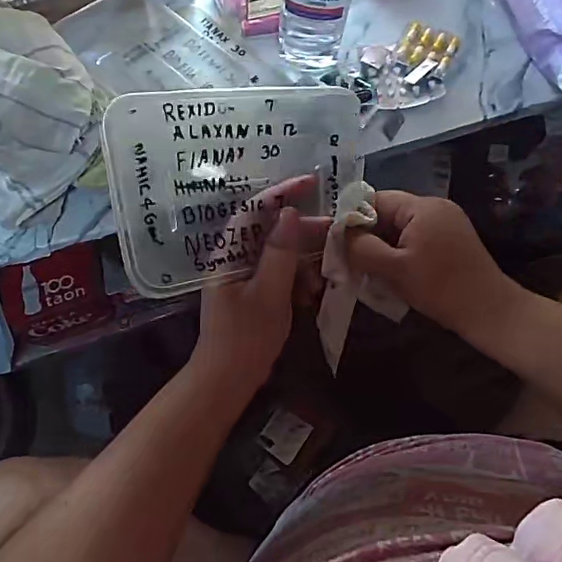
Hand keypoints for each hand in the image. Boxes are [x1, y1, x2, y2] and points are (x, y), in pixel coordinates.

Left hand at [193, 190, 327, 380]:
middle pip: (270, 231)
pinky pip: (279, 275)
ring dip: (302, 263)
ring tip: (318, 283)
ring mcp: (243, 276)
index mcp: (229, 254)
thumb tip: (289, 213)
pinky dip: (296, 281)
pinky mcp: (253, 293)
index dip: (282, 192)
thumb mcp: (268, 294)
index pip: (254, 210)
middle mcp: (234, 259)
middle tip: (335, 233)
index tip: (312, 182)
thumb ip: (280, 253)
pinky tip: (309, 296)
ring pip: (279, 254)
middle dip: (302, 233)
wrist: (227, 380)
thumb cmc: (245, 337)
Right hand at [346, 191, 519, 336]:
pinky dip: (399, 254)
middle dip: (367, 236)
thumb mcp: (393, 268)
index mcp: (422, 207)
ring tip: (369, 271)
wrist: (489, 312)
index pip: (375, 200)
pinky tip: (392, 275)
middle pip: (388, 214)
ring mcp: (446, 224)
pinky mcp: (451, 242)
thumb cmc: (439, 287)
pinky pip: (414, 240)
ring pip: (399, 229)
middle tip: (350, 261)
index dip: (353, 219)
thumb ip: (361, 247)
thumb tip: (339, 233)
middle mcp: (435, 208)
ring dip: (382, 248)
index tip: (338, 243)